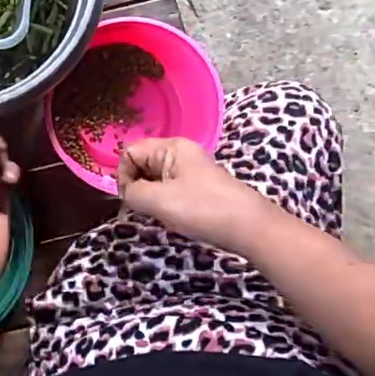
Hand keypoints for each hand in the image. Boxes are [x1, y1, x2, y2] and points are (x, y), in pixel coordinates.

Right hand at [116, 137, 283, 249]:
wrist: (251, 228)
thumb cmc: (202, 209)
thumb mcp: (158, 200)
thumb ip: (132, 192)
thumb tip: (127, 192)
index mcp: (171, 146)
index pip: (130, 152)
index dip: (123, 175)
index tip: (130, 198)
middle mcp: (180, 152)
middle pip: (142, 163)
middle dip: (136, 185)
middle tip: (144, 208)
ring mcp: (191, 169)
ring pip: (155, 178)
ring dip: (150, 196)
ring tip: (160, 213)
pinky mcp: (199, 186)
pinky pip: (169, 188)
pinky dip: (164, 202)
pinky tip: (174, 216)